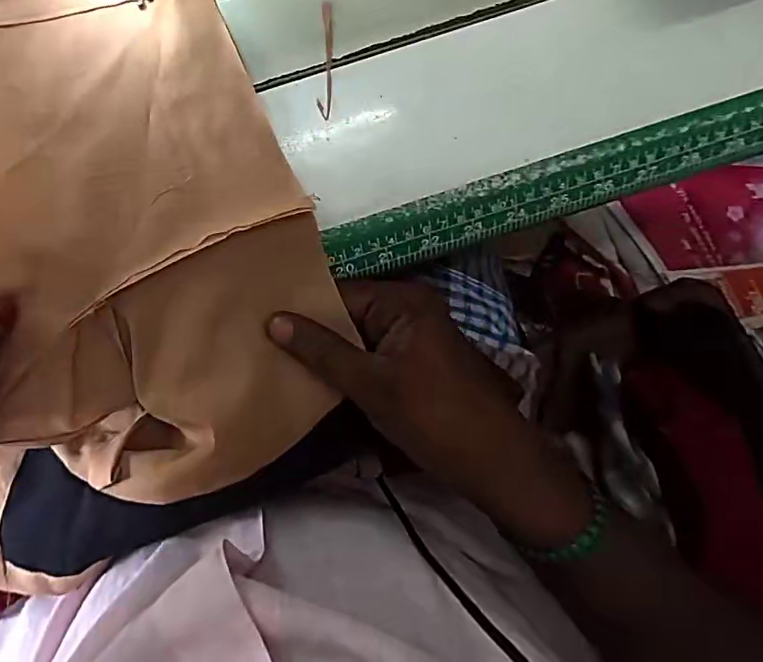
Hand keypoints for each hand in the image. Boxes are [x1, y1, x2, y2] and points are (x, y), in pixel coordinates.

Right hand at [268, 280, 589, 547]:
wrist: (501, 469)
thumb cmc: (436, 419)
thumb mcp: (371, 385)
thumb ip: (321, 350)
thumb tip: (272, 320)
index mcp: (403, 300)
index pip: (338, 292)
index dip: (302, 308)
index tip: (261, 318)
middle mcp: (409, 306)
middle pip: (346, 312)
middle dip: (313, 329)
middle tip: (265, 338)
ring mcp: (414, 334)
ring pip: (356, 334)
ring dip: (329, 350)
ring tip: (281, 355)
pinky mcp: (416, 359)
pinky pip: (371, 351)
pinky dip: (349, 363)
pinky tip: (319, 375)